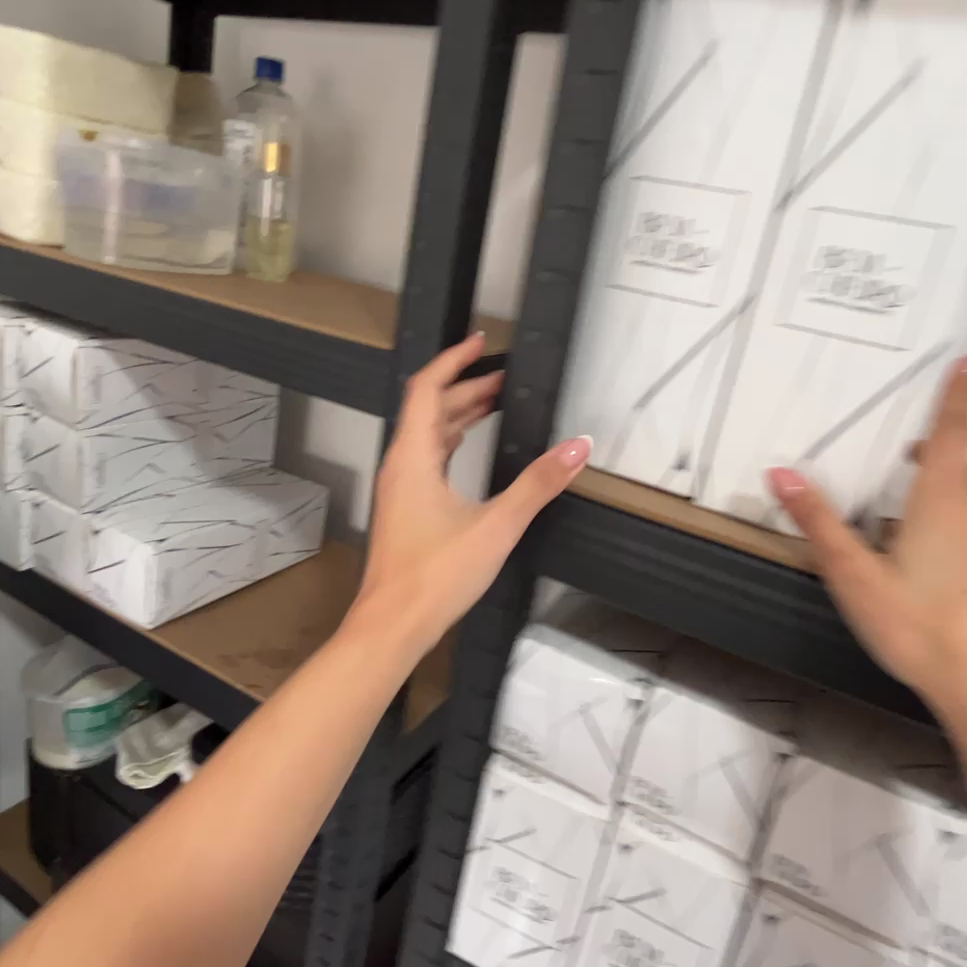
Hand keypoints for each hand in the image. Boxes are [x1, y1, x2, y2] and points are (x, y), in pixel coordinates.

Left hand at [358, 333, 591, 643]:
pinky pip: (427, 459)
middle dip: (467, 388)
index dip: (453, 360)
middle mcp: (401, 466)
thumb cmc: (431, 578)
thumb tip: (574, 449)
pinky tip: (468, 450)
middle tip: (503, 379)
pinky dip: (451, 443)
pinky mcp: (405, 508)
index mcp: (414, 458)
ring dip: (459, 416)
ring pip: (428, 435)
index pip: (428, 388)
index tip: (479, 342)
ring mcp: (400, 488)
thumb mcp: (497, 525)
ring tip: (493, 404)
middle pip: (430, 409)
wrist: (392, 625)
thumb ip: (538, 484)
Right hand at [766, 355, 966, 736]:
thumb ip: (820, 524)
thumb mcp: (858, 581)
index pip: (951, 436)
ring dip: (966, 537)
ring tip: (937, 578)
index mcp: (946, 505)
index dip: (956, 398)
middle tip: (909, 498)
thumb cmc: (928, 633)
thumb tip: (780, 471)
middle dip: (940, 482)